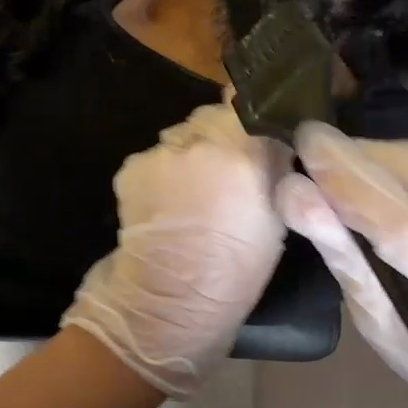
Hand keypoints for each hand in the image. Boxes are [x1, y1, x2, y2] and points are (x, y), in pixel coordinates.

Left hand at [61, 98, 289, 397]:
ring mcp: (164, 150)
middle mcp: (203, 140)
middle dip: (217, 138)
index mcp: (246, 152)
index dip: (248, 117)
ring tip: (188, 196)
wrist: (170, 303)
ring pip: (180, 138)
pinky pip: (152, 159)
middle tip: (220, 173)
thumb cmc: (236, 271)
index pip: (248, 105)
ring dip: (187, 156)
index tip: (250, 133)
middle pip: (211, 118)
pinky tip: (162, 206)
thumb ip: (272, 168)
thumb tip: (273, 140)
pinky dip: (157, 175)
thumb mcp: (275, 219)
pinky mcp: (132, 165)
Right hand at [276, 123, 407, 407]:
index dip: (351, 182)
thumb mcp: (383, 328)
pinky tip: (407, 167)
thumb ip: (343, 257)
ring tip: (360, 161)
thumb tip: (294, 194)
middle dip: (366, 158)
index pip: (406, 229)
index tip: (307, 146)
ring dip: (394, 152)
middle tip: (324, 153)